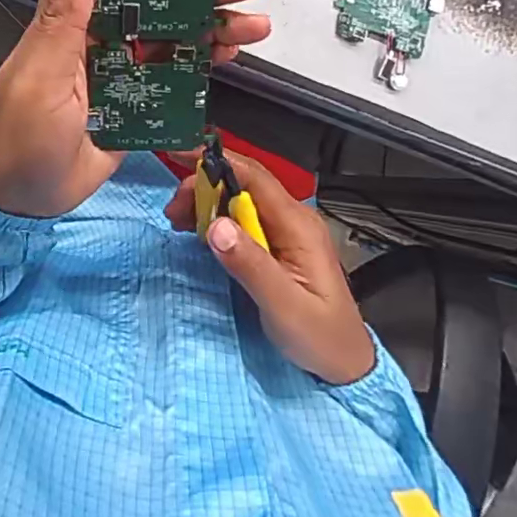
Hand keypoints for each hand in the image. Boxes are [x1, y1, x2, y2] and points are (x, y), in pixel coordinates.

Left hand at [0, 0, 276, 216]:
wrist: (28, 198)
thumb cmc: (20, 138)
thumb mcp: (39, 78)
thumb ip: (60, 21)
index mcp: (61, 21)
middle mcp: (92, 34)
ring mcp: (116, 64)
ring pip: (169, 28)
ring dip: (210, 18)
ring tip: (254, 12)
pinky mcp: (134, 94)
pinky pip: (173, 68)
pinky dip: (202, 57)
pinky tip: (231, 48)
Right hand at [163, 147, 374, 383]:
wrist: (345, 364)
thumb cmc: (319, 337)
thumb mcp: (283, 306)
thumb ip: (250, 265)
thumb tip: (215, 226)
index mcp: (296, 225)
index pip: (252, 177)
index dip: (214, 160)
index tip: (177, 151)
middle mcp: (291, 219)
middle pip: (241, 183)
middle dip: (201, 186)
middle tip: (172, 211)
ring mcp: (284, 230)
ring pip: (237, 199)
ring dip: (204, 203)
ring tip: (177, 221)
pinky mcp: (274, 244)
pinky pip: (239, 218)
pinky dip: (213, 218)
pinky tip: (195, 231)